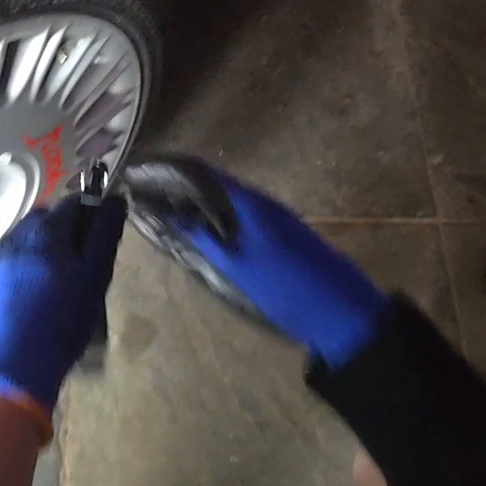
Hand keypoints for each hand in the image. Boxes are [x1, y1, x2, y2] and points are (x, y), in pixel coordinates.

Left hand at [0, 192, 125, 426]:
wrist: (11, 372)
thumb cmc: (62, 326)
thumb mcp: (94, 281)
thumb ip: (104, 237)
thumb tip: (115, 201)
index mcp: (44, 233)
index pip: (72, 203)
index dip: (89, 214)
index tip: (97, 236)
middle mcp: (14, 238)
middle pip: (44, 218)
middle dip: (63, 230)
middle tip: (77, 264)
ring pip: (22, 240)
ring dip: (39, 248)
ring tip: (52, 283)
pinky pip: (5, 263)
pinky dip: (19, 269)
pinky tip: (28, 298)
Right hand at [135, 158, 386, 367]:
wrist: (345, 315)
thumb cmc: (288, 289)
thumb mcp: (237, 267)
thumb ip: (201, 237)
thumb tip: (165, 214)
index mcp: (250, 202)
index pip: (201, 172)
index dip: (169, 170)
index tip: (140, 174)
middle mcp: (260, 201)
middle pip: (212, 182)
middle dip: (178, 186)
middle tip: (145, 195)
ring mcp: (273, 216)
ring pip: (225, 199)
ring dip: (195, 201)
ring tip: (164, 210)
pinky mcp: (280, 232)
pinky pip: (238, 213)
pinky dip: (214, 215)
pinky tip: (200, 229)